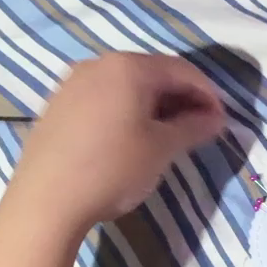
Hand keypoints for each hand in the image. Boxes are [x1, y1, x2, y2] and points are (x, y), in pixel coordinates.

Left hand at [8, 53, 226, 230]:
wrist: (45, 202)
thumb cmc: (112, 169)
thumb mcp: (161, 149)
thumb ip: (193, 127)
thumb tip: (215, 119)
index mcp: (129, 67)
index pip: (182, 70)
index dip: (208, 94)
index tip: (221, 122)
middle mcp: (99, 64)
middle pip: (152, 73)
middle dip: (180, 98)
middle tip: (198, 129)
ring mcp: (73, 83)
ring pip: (126, 86)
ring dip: (153, 105)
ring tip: (167, 136)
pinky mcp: (57, 106)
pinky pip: (103, 98)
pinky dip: (125, 111)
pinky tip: (130, 138)